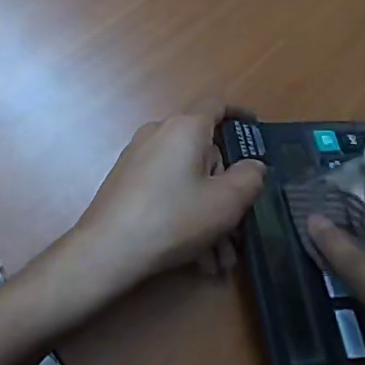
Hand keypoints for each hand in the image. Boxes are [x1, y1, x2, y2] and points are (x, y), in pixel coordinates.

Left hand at [52, 105, 265, 302]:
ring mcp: (138, 158)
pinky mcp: (126, 182)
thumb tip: (251, 165)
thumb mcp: (227, 201)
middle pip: (203, 152)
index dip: (239, 114)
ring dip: (208, 216)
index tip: (255, 129)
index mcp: (184, 128)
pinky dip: (185, 217)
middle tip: (241, 226)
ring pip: (187, 180)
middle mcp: (157, 135)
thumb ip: (250, 177)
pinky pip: (166, 192)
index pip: (215, 105)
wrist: (108, 248)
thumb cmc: (174, 217)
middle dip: (226, 191)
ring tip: (220, 259)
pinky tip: (197, 259)